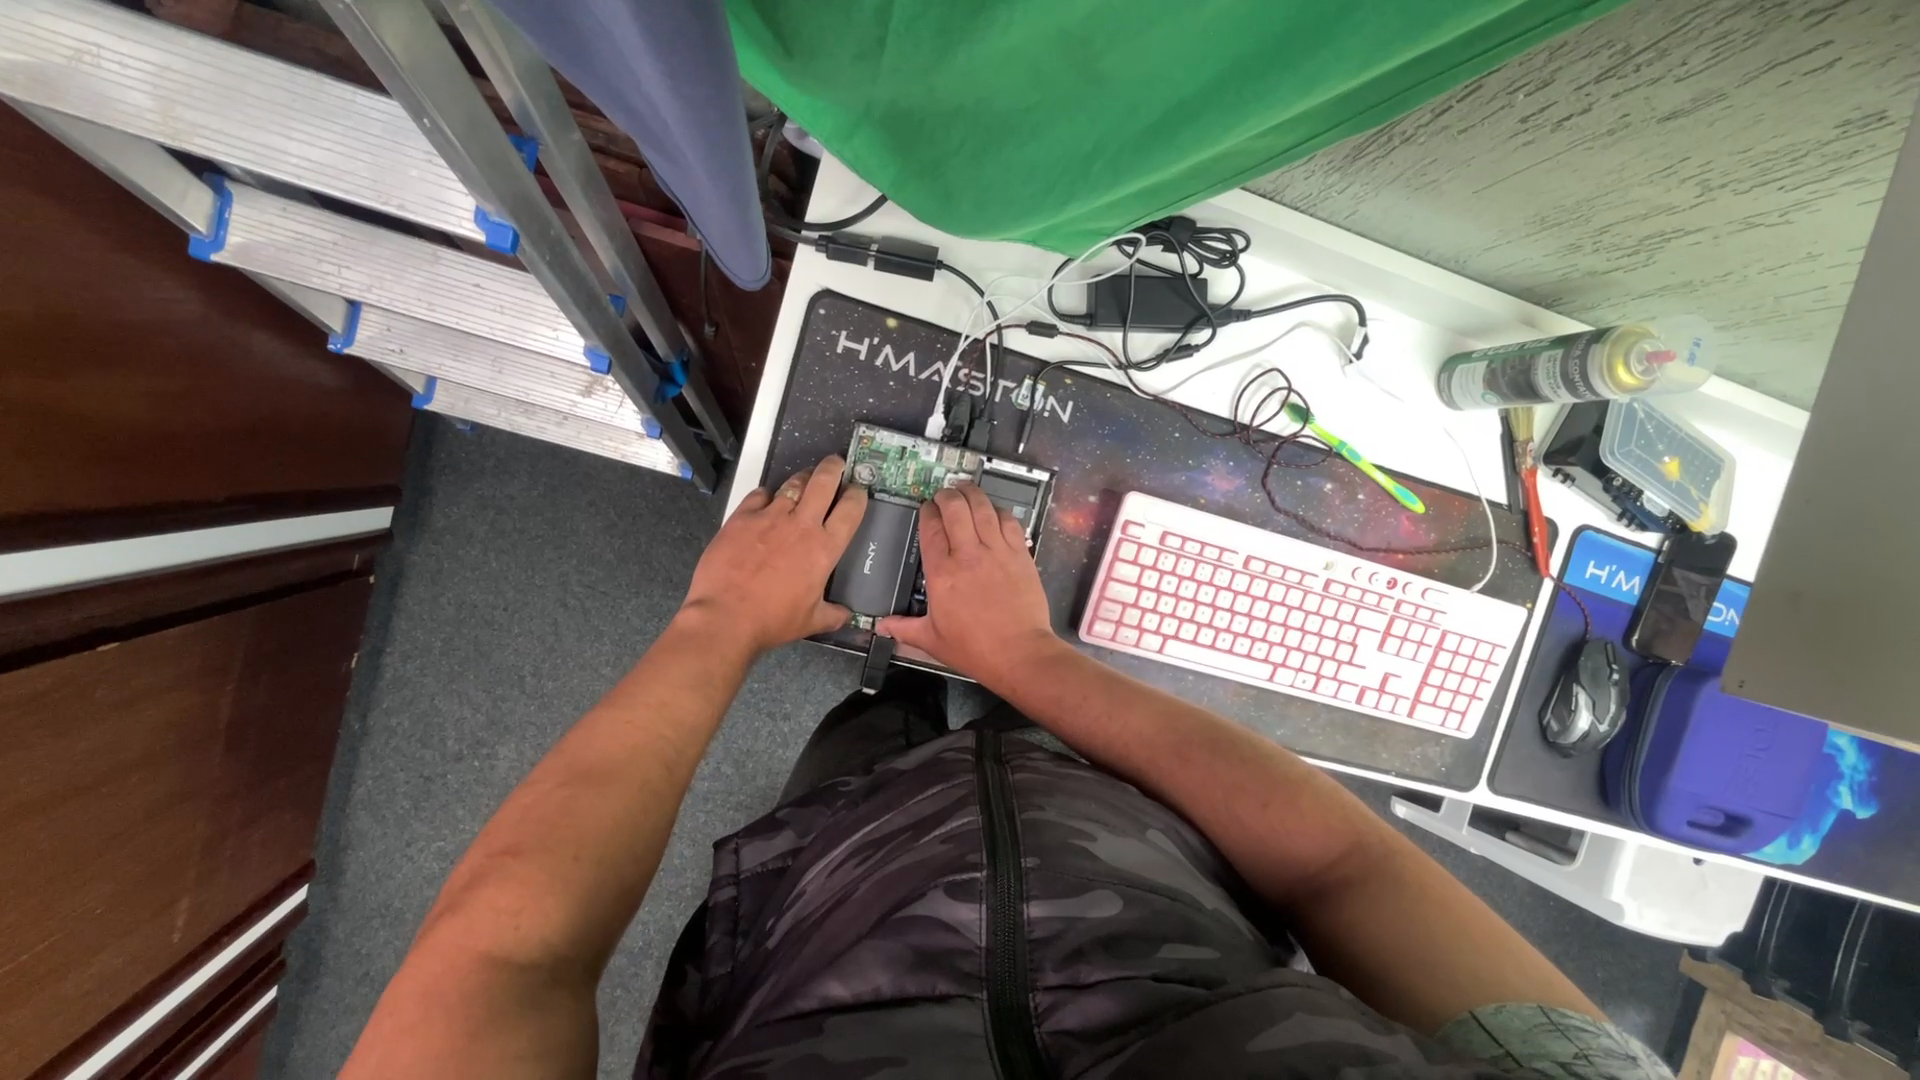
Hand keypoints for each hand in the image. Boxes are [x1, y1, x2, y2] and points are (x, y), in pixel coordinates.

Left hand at [679, 456, 867, 651]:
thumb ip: (832, 614)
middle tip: (836, 463)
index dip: (857, 495)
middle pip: (824, 481)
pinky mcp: (742, 517)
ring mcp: (770, 517)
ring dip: (803, 478)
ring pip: (793, 483)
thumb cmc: (772, 620)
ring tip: (806, 478)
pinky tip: (767, 499)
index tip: (858, 491)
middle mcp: (801, 525)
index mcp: (824, 549)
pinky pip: (759, 495)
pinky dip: (767, 494)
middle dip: (833, 467)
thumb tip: (845, 615)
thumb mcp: (811, 620)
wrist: (726, 616)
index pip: (850, 510)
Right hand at [878, 483, 1058, 685]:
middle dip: (947, 496)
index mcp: (942, 573)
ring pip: (983, 508)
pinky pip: (1009, 521)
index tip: (926, 508)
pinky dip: (1000, 511)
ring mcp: (997, 552)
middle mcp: (968, 555)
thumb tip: (880, 627)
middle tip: (945, 495)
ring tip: (966, 489)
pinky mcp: (1020, 554)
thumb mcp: (932, 640)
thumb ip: (904, 628)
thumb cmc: (974, 649)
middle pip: (956, 509)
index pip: (931, 529)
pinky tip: (994, 511)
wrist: (1019, 653)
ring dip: (972, 494)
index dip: (927, 512)